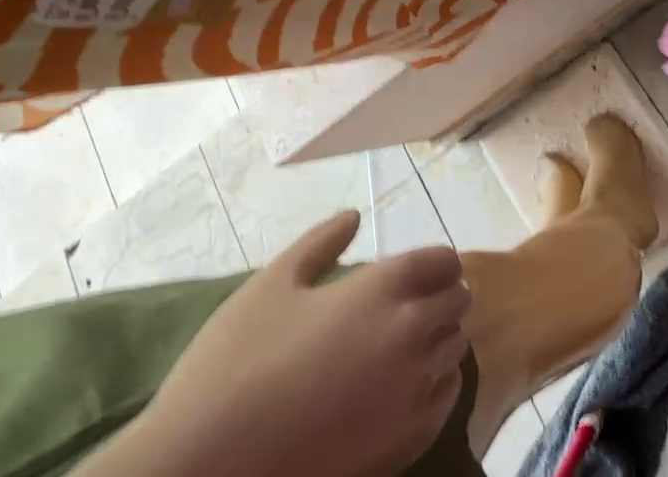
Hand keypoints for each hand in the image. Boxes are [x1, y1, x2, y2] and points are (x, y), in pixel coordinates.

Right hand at [99, 212, 471, 476]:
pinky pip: (447, 396)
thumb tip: (354, 216)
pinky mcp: (411, 437)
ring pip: (455, 347)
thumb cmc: (235, 362)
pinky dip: (436, 382)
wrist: (210, 465)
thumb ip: (320, 243)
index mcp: (383, 288)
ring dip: (439, 337)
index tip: (414, 271)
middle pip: (457, 301)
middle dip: (440, 295)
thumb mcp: (270, 285)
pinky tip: (404, 386)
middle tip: (407, 305)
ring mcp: (415, 388)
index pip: (443, 262)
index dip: (434, 262)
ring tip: (403, 344)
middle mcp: (412, 332)